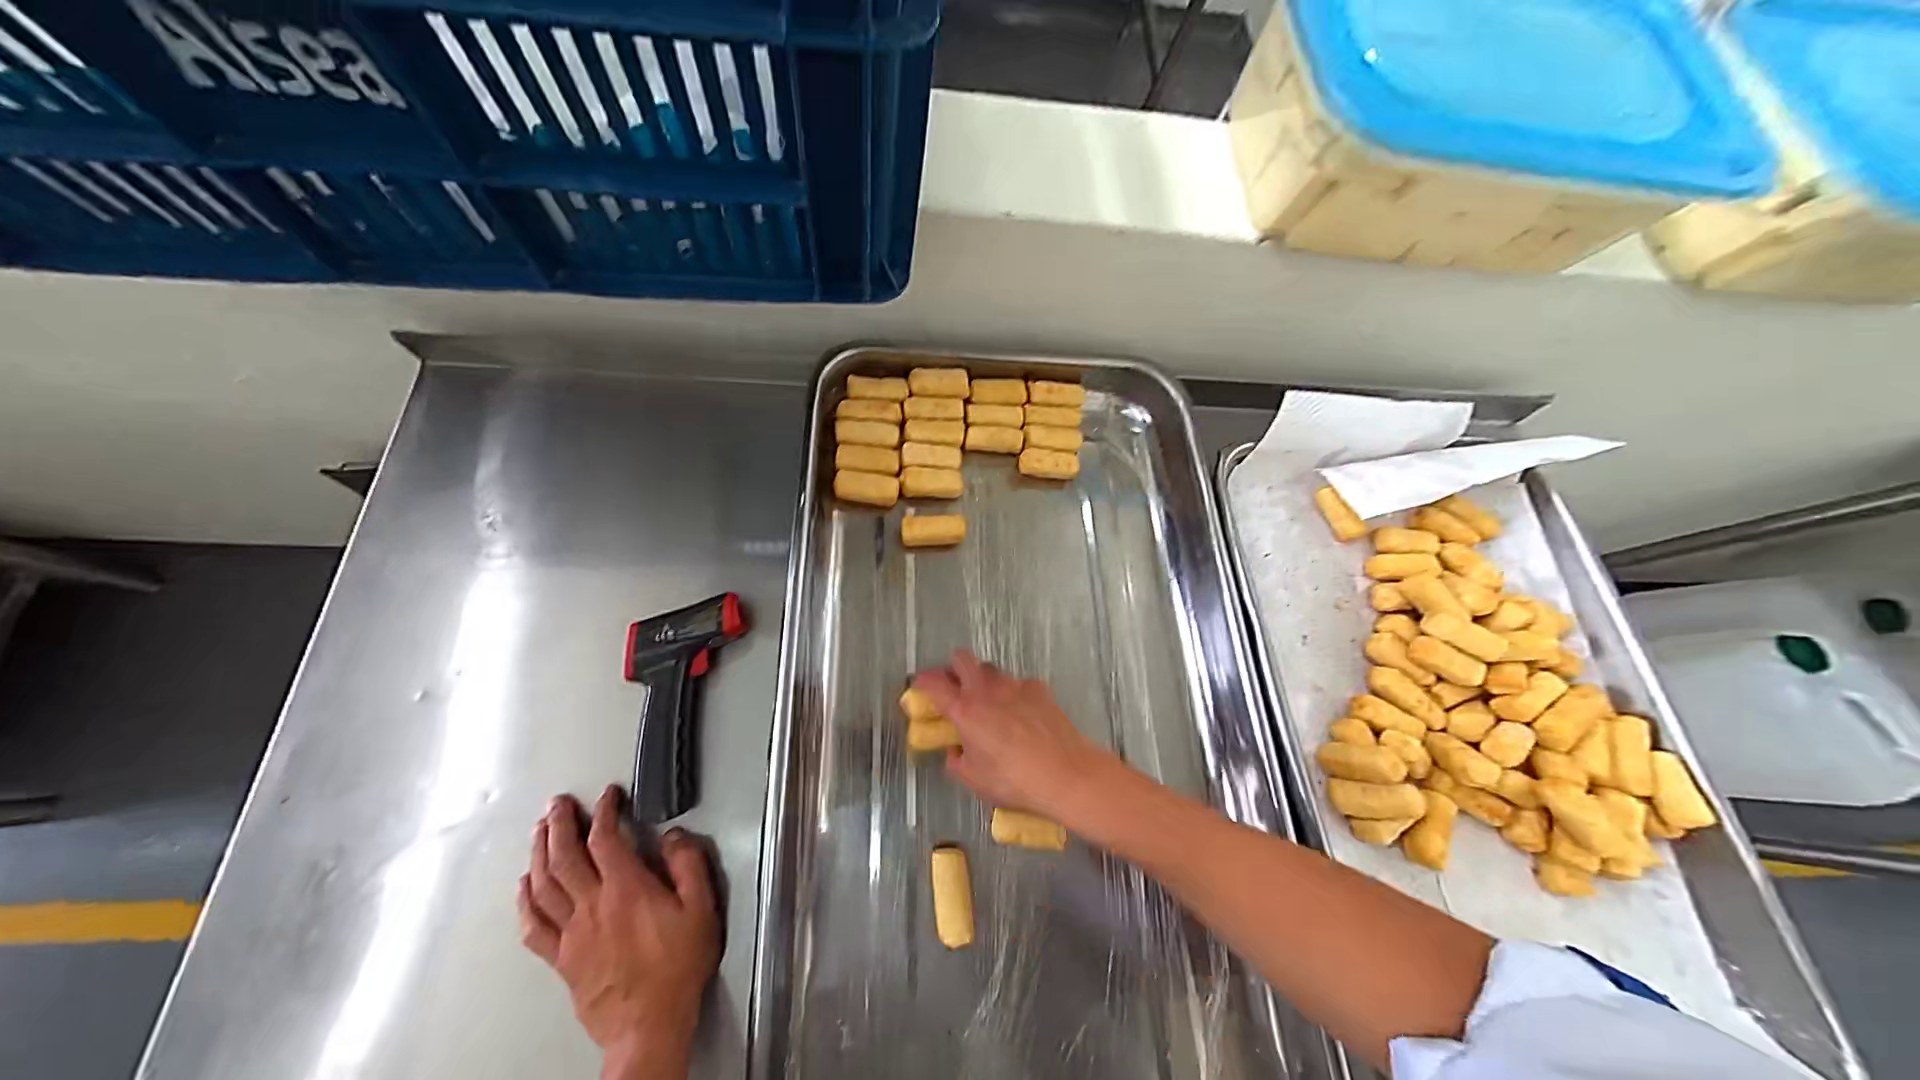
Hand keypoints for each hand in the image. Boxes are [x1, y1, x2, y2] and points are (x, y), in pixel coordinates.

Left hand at [519, 787, 719, 1079]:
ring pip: (543, 885)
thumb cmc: (678, 966)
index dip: (605, 810)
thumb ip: (690, 866)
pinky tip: (524, 886)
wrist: (648, 1025)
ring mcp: (571, 933)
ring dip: (538, 852)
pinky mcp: (562, 958)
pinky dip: (524, 901)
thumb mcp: (702, 909)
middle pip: (564, 855)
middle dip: (559, 823)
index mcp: (626, 889)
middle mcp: (592, 905)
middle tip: (558, 803)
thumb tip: (675, 836)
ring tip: (539, 831)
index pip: (606, 838)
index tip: (609, 795)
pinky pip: (534, 925)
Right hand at [912, 649, 1126, 823]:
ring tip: (990, 703)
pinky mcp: (1039, 688)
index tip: (920, 685)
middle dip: (954, 668)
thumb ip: (957, 761)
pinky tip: (1022, 714)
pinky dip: (1013, 694)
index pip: (934, 683)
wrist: (1065, 773)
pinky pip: (1018, 684)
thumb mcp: (974, 779)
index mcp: (965, 711)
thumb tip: (956, 751)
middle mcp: (987, 690)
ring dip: (984, 680)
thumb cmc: (1014, 780)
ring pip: (991, 670)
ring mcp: (1015, 685)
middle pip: (963, 658)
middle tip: (955, 687)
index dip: (922, 680)